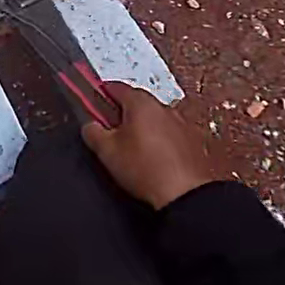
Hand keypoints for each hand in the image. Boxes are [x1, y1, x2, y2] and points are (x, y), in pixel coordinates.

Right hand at [80, 82, 219, 209]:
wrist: (187, 197)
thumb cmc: (145, 169)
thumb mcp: (107, 152)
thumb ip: (93, 132)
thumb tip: (90, 126)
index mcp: (140, 102)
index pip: (115, 87)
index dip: (101, 93)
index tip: (94, 104)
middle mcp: (163, 107)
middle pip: (136, 103)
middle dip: (122, 113)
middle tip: (110, 132)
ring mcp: (181, 124)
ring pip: (154, 119)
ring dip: (142, 128)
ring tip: (133, 150)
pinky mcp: (193, 143)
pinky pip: (170, 135)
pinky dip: (160, 141)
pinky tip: (154, 160)